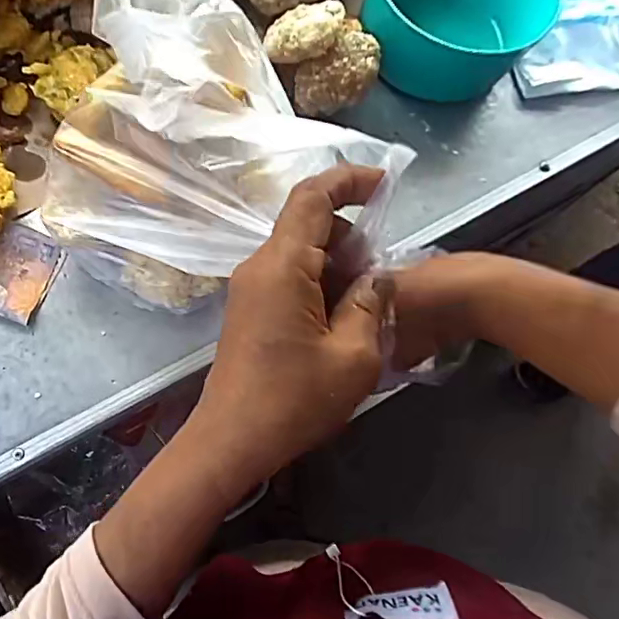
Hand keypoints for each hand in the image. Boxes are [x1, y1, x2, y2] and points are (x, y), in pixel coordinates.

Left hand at [179, 164, 392, 494]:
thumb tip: (378, 278)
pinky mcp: (247, 311)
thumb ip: (372, 304)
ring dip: (337, 266)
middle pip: (308, 226)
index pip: (311, 196)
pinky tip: (340, 322)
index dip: (349, 180)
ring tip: (365, 309)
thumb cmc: (293, 401)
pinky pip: (288, 279)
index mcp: (281, 267)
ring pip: (300, 254)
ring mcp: (248, 290)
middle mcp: (258, 268)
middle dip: (352, 238)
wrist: (232, 438)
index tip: (386, 184)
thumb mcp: (354, 355)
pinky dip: (318, 285)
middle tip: (381, 280)